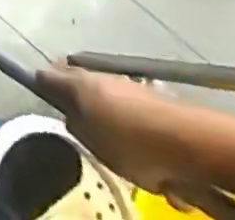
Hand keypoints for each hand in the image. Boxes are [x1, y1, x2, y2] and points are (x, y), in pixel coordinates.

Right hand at [37, 65, 198, 194]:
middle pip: (77, 83)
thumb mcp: (93, 144)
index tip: (46, 103)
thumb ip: (76, 127)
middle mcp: (98, 76)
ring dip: (110, 118)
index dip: (42, 87)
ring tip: (125, 153)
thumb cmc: (132, 144)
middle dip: (76, 100)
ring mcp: (128, 85)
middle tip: (83, 129)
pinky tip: (152, 160)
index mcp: (76, 83)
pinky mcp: (153, 99)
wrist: (192, 143)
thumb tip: (72, 117)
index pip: (46, 75)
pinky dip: (137, 130)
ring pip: (107, 98)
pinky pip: (134, 112)